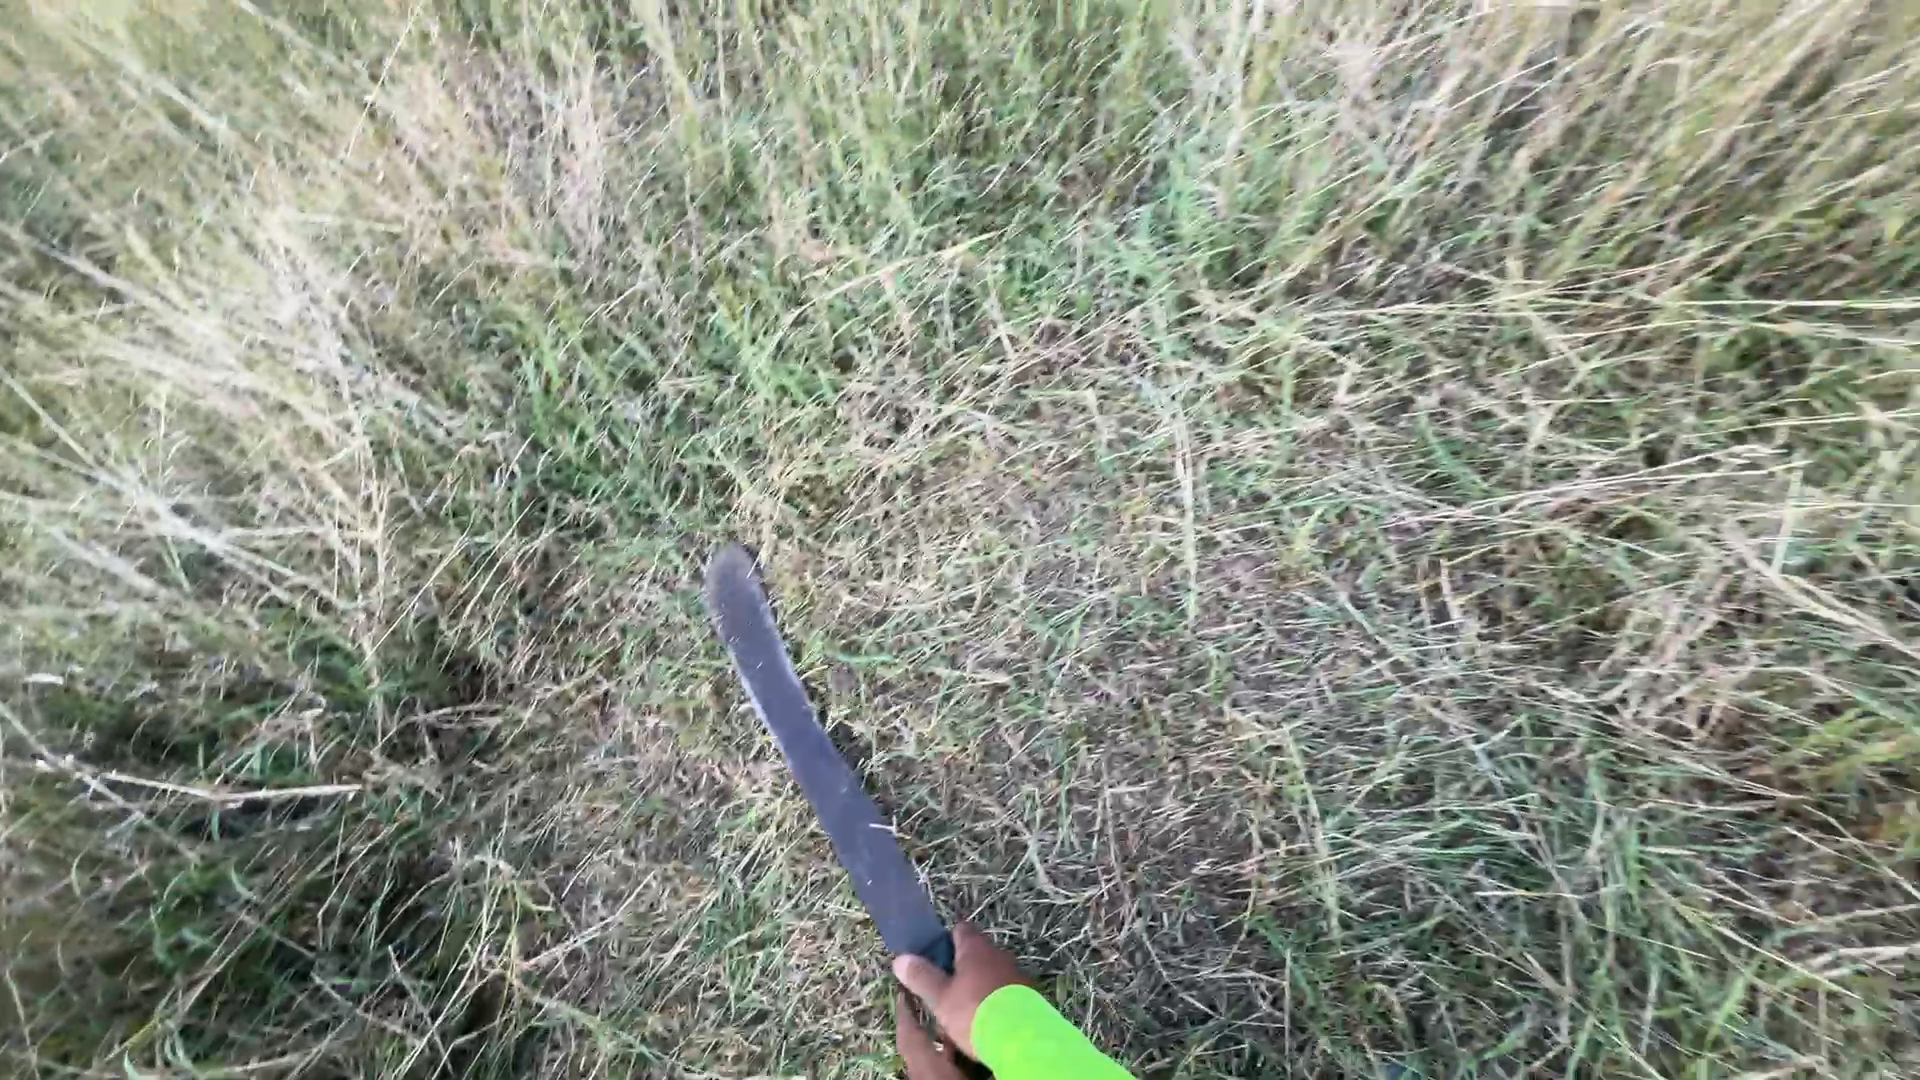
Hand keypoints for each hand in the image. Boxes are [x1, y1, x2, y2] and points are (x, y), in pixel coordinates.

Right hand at [892, 922, 1028, 1061]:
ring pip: (992, 969)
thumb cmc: (974, 1011)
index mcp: (974, 947)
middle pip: (976, 950)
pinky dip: (996, 996)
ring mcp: (1014, 971)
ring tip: (967, 1004)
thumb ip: (921, 977)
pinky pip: (1006, 987)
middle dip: (963, 964)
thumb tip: (900, 958)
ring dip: (981, 981)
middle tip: (947, 986)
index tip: (936, 957)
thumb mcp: (941, 998)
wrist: (1020, 1035)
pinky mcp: (1027, 991)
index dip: (947, 939)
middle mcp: (996, 952)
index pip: (960, 929)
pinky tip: (989, 1014)